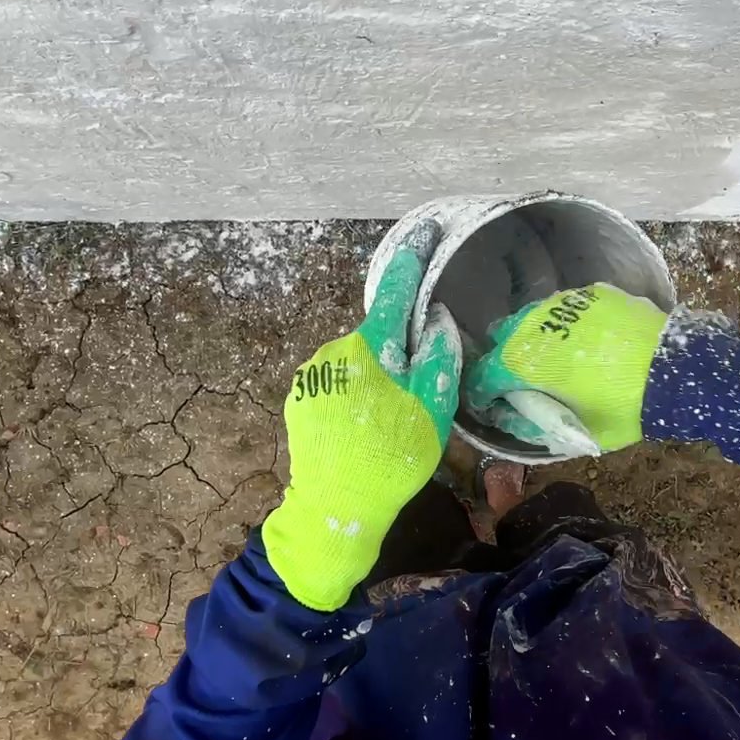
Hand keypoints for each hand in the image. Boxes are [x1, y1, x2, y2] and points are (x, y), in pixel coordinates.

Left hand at [261, 222, 461, 611]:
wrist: (333, 510)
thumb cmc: (390, 459)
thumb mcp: (432, 410)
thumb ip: (438, 358)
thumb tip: (437, 319)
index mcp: (369, 347)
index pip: (396, 291)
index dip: (414, 258)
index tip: (426, 229)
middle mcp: (334, 350)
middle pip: (379, 332)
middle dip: (401, 345)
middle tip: (421, 384)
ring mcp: (312, 374)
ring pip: (359, 358)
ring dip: (378, 371)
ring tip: (390, 416)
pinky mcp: (300, 397)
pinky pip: (339, 378)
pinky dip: (357, 388)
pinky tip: (365, 424)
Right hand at [462, 283, 669, 452]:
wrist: (676, 370)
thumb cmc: (625, 407)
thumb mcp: (580, 432)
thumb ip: (540, 423)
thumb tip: (516, 415)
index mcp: (523, 361)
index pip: (484, 376)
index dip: (484, 394)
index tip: (493, 404)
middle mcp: (534, 324)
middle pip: (503, 339)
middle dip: (507, 360)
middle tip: (527, 381)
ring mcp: (564, 303)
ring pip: (533, 319)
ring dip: (536, 339)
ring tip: (559, 358)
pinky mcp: (591, 292)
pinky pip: (567, 309)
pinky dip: (569, 325)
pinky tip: (589, 341)